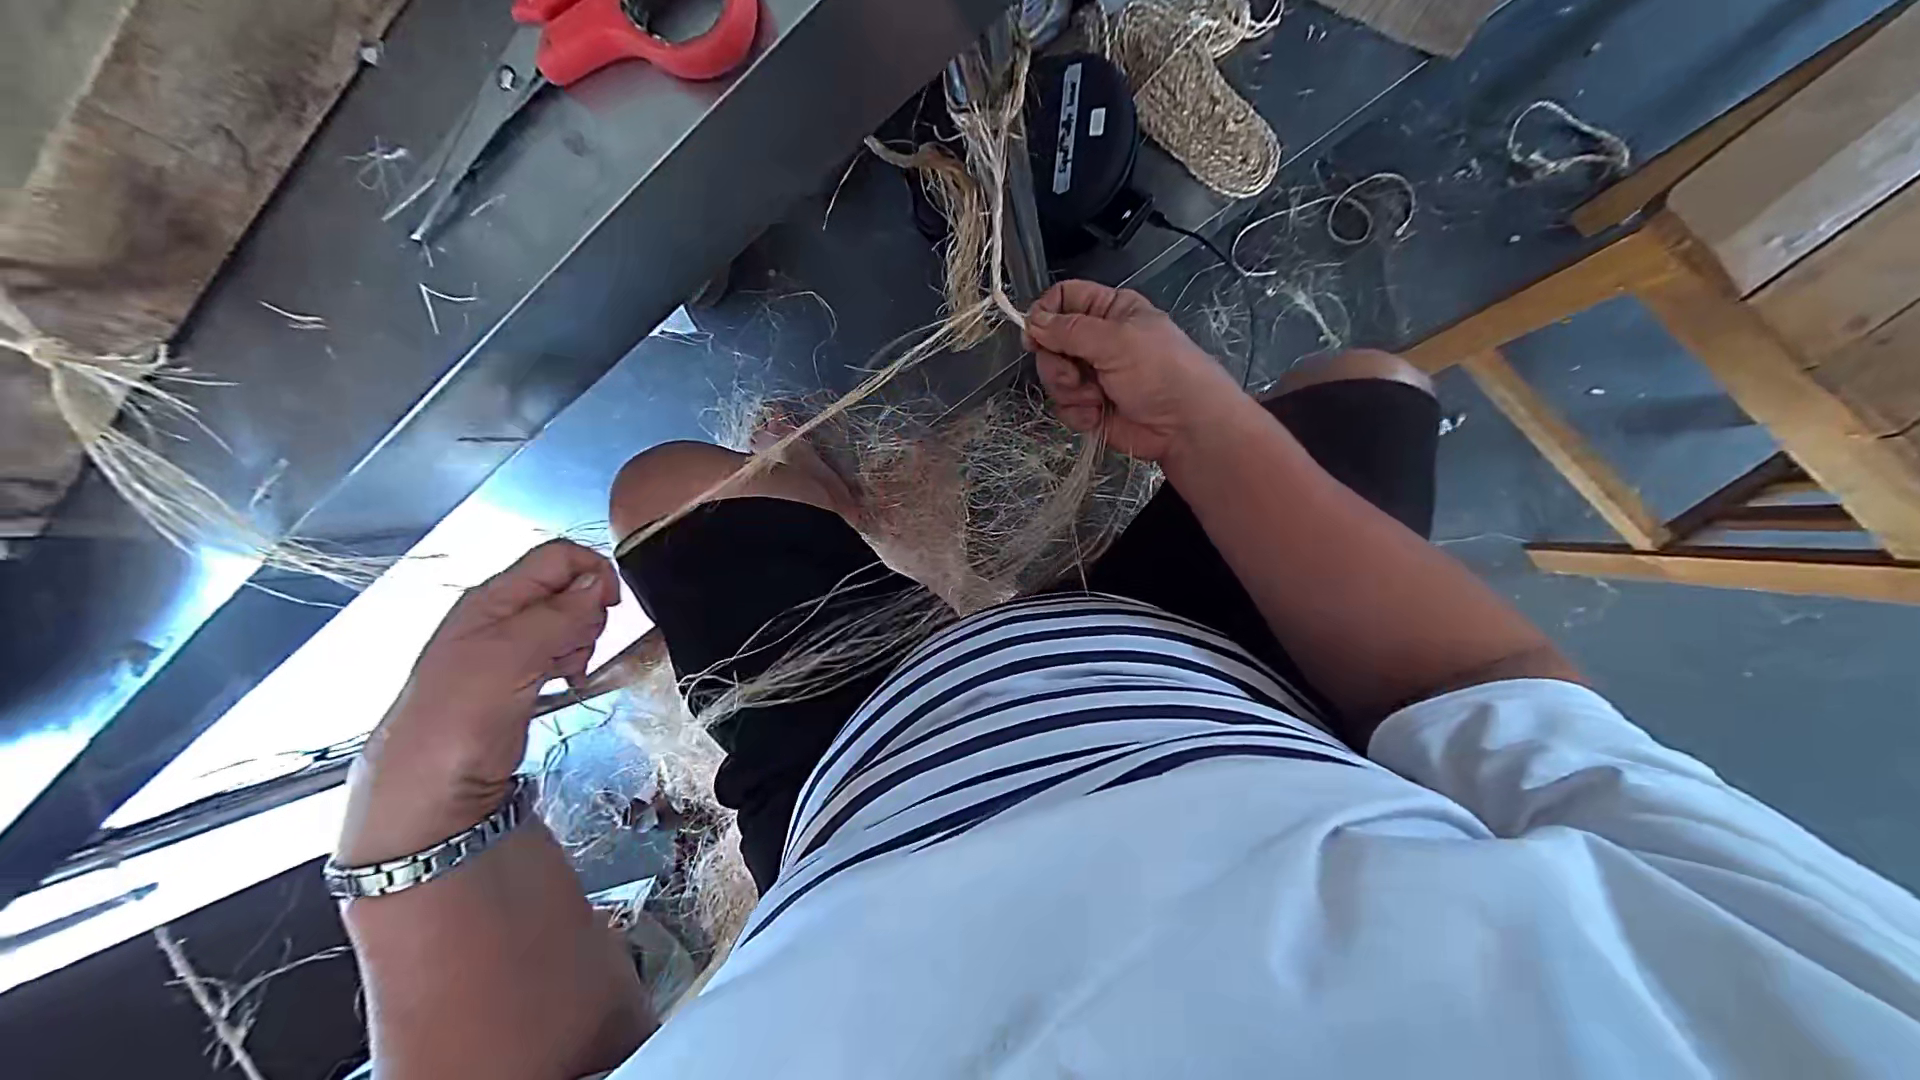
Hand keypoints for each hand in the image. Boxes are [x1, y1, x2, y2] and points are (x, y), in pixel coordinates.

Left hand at [337, 540, 618, 865]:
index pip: (558, 557)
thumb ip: (558, 614)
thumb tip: (600, 580)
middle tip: (576, 648)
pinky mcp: (523, 673)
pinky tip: (566, 680)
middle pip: (571, 586)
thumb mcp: (510, 657)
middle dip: (589, 613)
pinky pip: (565, 648)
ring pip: (573, 619)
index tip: (609, 607)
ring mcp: (513, 645)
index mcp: (494, 598)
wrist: (431, 791)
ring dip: (583, 641)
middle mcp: (504, 614)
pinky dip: (576, 660)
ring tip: (567, 670)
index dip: (593, 572)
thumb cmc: (462, 717)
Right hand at [1023, 280, 1243, 461]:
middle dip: (1057, 363)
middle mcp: (1097, 341)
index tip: (1034, 336)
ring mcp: (1093, 375)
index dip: (1044, 315)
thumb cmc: (1160, 372)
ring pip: (1055, 377)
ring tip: (1096, 398)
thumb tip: (1033, 321)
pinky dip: (1078, 413)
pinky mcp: (1091, 406)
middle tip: (1076, 375)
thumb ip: (1069, 329)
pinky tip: (1098, 416)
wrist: (1184, 426)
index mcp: (1109, 312)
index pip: (1064, 299)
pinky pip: (1064, 406)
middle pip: (1051, 343)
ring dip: (1070, 390)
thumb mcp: (1115, 341)